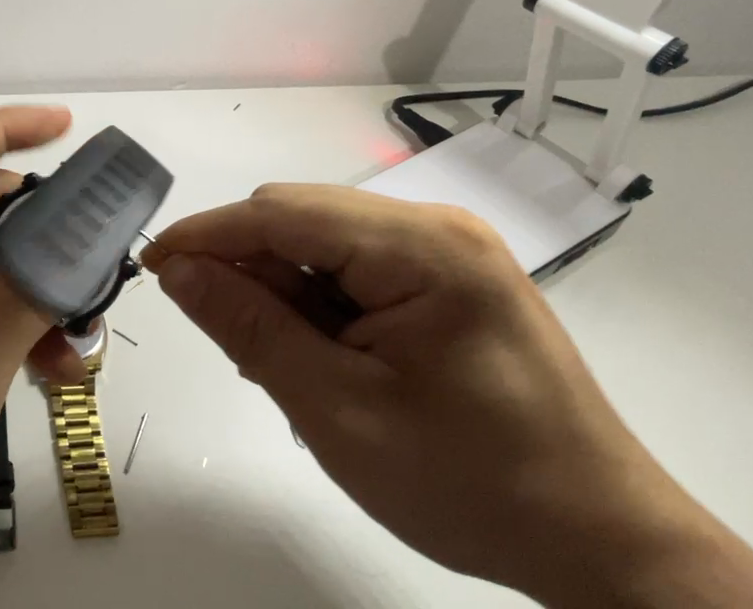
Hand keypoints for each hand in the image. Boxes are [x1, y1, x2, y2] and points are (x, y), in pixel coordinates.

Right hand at [141, 185, 752, 608]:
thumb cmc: (470, 483)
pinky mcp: (452, 281)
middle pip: (302, 221)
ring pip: (323, 245)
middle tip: (226, 339)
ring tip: (283, 365)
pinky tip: (321, 357)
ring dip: (283, 292)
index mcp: (421, 247)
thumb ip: (250, 328)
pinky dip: (319, 304)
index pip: (281, 213)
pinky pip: (356, 269)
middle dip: (246, 268)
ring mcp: (450, 253)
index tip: (150, 268)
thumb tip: (178, 270)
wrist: (601, 540)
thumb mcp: (338, 411)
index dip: (206, 235)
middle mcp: (438, 228)